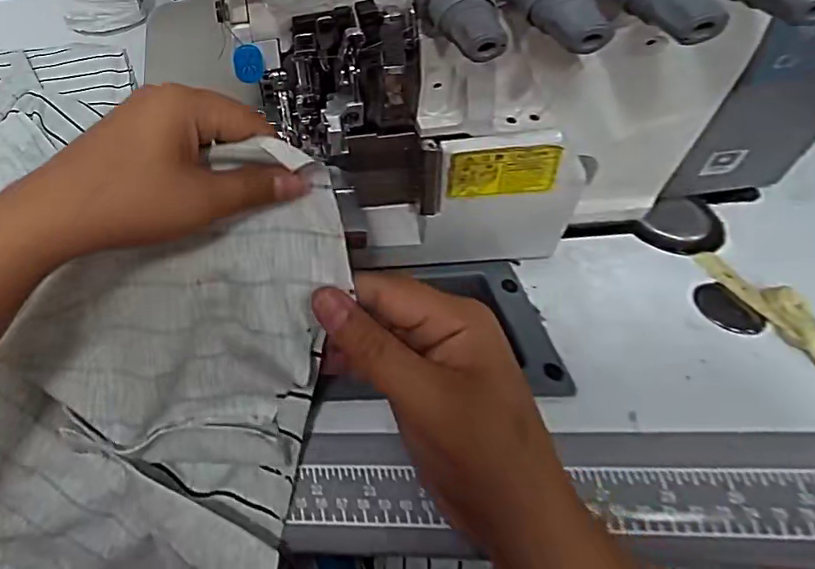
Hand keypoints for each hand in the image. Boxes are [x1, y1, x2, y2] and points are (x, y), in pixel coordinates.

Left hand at [0, 83, 307, 263]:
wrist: (53, 212)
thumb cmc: (130, 202)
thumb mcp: (200, 199)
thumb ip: (253, 187)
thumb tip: (297, 179)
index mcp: (184, 100)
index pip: (249, 122)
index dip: (273, 156)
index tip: (287, 189)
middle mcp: (163, 94)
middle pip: (223, 122)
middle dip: (241, 159)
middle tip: (248, 199)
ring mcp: (139, 109)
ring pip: (197, 132)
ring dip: (213, 162)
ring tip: (212, 198)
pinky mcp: (124, 128)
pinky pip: (171, 137)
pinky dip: (186, 161)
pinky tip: (180, 188)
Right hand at [312, 274, 634, 568]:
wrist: (523, 526)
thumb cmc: (488, 460)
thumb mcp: (422, 397)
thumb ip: (370, 345)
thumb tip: (324, 298)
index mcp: (455, 317)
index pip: (382, 288)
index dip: (339, 293)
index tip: (294, 301)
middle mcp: (444, 326)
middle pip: (377, 305)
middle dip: (337, 315)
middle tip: (291, 322)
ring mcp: (433, 353)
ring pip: (375, 329)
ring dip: (342, 338)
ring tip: (302, 345)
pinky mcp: (422, 379)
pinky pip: (381, 354)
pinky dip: (355, 358)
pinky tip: (328, 364)